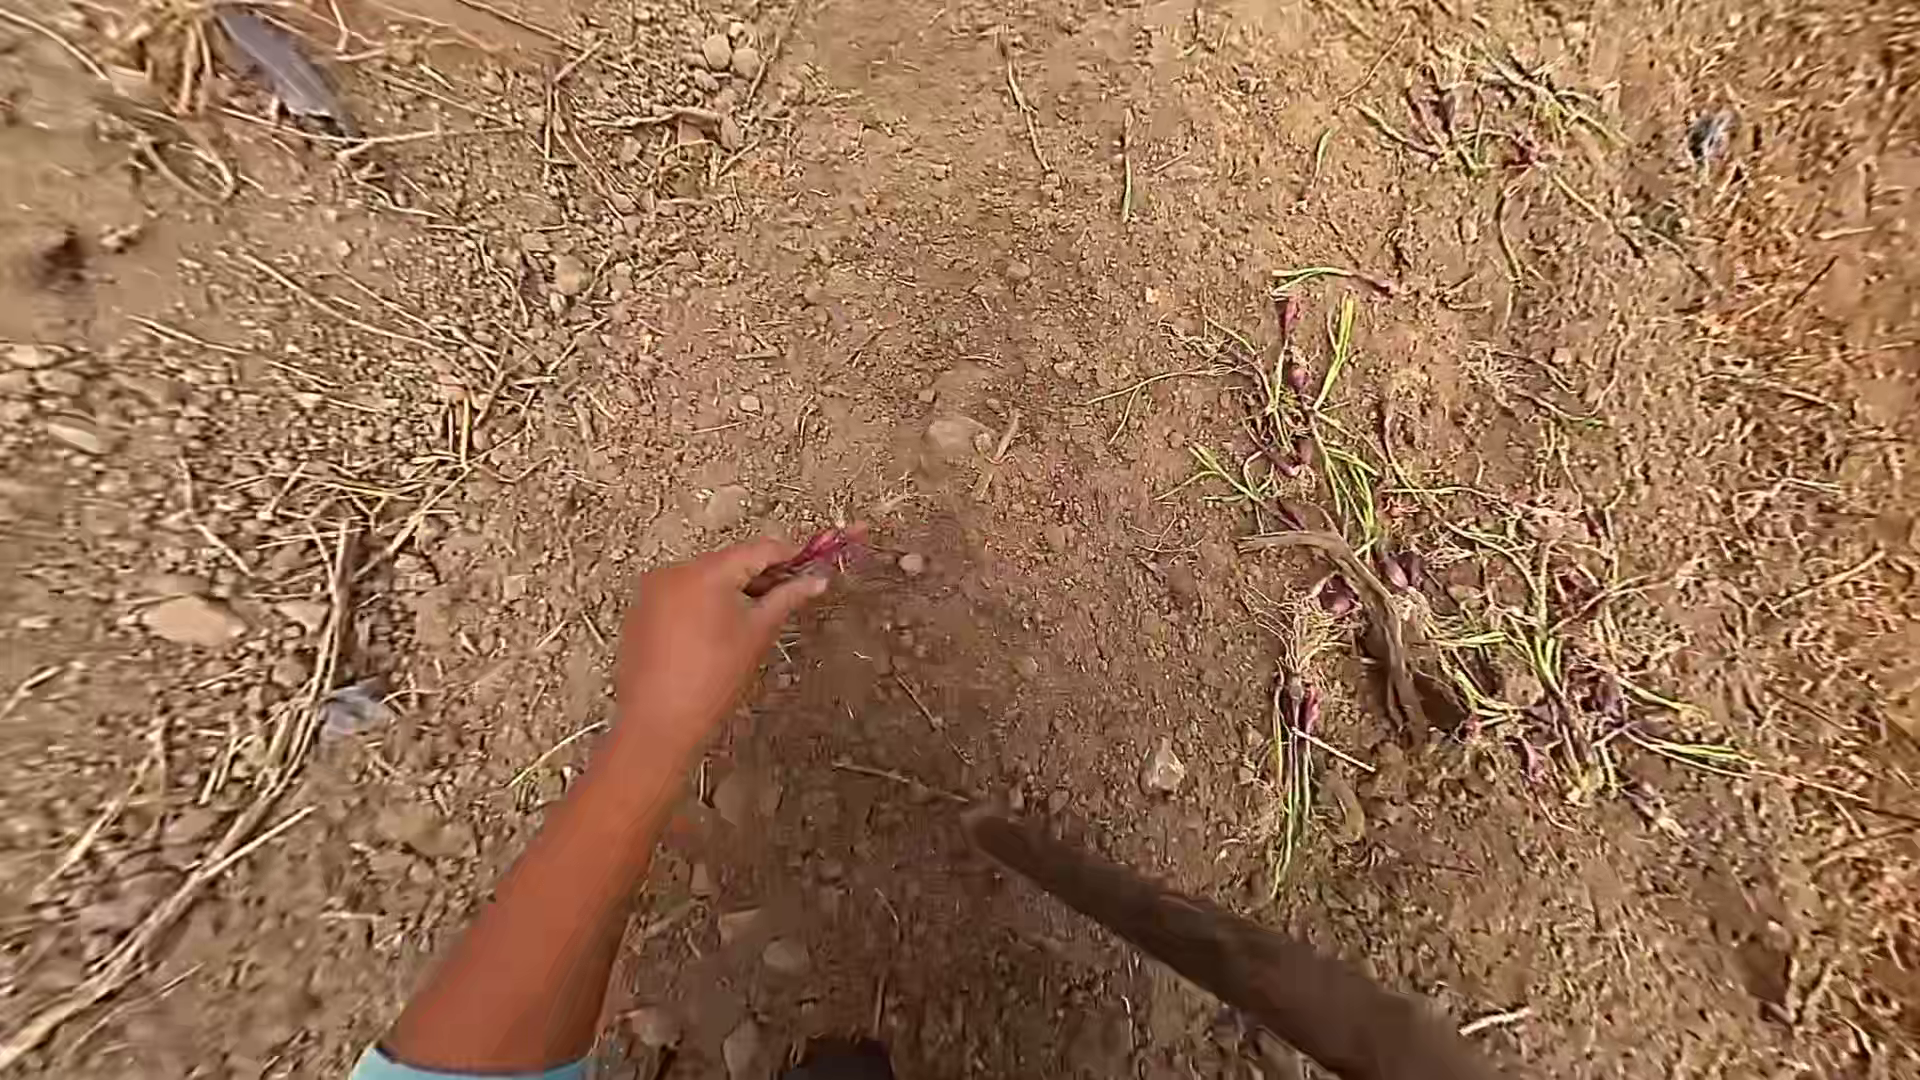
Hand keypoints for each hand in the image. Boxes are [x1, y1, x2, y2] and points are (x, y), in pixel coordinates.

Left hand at [611, 538, 826, 761]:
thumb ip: (788, 597)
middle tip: (791, 592)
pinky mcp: (642, 610)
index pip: (758, 550)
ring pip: (707, 576)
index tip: (811, 566)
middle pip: (731, 561)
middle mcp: (675, 570)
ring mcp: (654, 590)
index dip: (789, 556)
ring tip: (760, 612)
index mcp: (707, 572)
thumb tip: (817, 580)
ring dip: (736, 587)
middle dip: (763, 574)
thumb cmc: (715, 678)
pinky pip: (684, 593)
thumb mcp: (758, 632)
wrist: (658, 724)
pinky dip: (708, 600)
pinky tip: (723, 627)